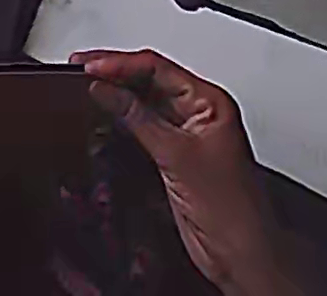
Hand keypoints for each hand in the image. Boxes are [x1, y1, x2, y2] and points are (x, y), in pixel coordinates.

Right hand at [73, 49, 307, 295]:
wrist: (244, 262)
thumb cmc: (233, 214)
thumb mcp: (177, 156)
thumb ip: (137, 117)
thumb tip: (104, 88)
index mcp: (209, 102)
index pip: (157, 68)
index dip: (121, 64)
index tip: (92, 65)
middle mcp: (198, 111)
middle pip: (149, 77)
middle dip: (114, 70)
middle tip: (82, 64)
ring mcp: (185, 130)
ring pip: (143, 96)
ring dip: (115, 88)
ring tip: (85, 79)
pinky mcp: (173, 150)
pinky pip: (141, 119)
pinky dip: (120, 111)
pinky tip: (104, 106)